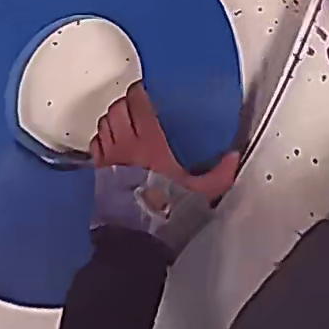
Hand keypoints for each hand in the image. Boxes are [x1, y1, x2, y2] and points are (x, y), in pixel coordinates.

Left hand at [91, 81, 240, 203]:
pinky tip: (109, 140)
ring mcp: (111, 158)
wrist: (137, 238)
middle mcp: (126, 145)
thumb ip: (220, 174)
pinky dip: (101, 136)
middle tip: (134, 102)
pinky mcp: (100, 172)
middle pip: (118, 109)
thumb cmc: (166, 212)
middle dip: (125, 101)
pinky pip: (96, 143)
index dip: (138, 92)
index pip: (138, 105)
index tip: (143, 89)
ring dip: (112, 116)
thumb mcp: (200, 193)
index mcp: (149, 143)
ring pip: (105, 123)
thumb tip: (232, 159)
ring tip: (122, 117)